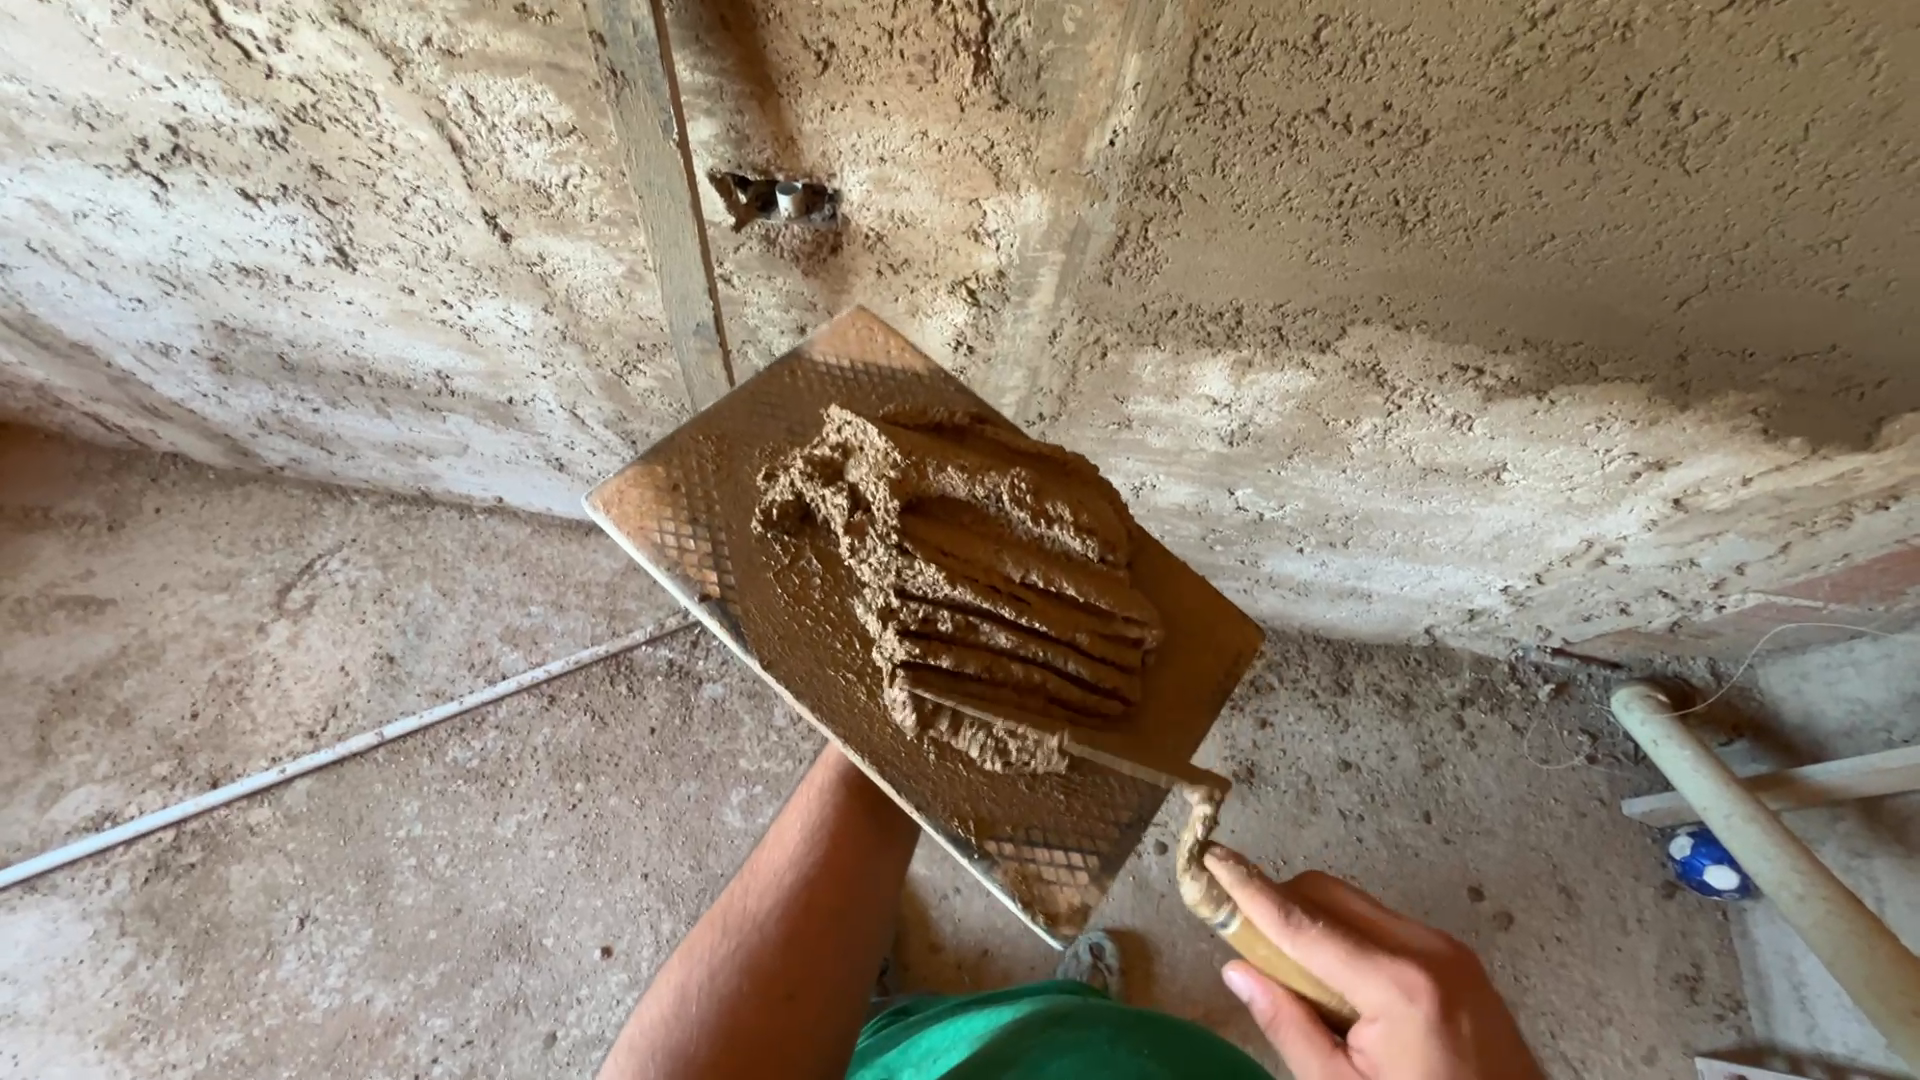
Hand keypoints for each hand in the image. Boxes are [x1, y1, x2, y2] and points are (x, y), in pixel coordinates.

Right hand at [1205, 852, 1543, 1079]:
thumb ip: (1288, 1026)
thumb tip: (1236, 970)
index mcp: (1398, 988)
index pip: (1301, 923)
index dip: (1249, 889)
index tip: (1211, 855)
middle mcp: (1426, 950)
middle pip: (1324, 894)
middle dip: (1278, 905)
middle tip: (1251, 947)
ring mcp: (1448, 949)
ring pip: (1350, 903)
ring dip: (1310, 920)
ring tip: (1302, 979)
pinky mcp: (1457, 958)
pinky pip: (1379, 922)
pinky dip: (1344, 935)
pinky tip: (1342, 984)